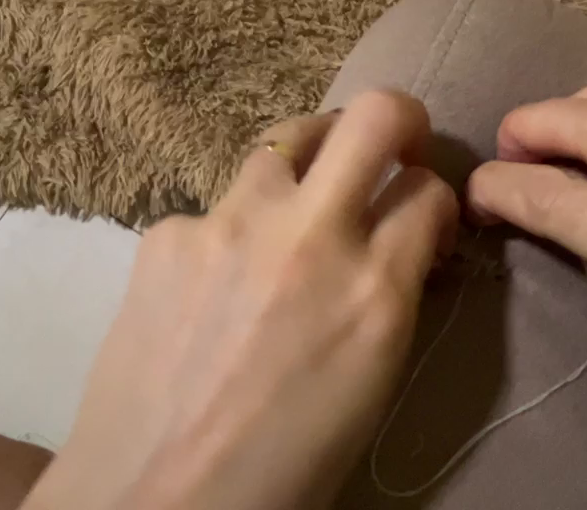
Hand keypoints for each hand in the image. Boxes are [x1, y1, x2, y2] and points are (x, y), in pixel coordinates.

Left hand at [25, 91, 458, 509]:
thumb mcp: (370, 379)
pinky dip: (231, 231)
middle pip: (371, 116)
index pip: (430, 191)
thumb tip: (399, 238)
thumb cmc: (284, 464)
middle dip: (395, 115)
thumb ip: (389, 291)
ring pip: (287, 139)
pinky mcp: (170, 230)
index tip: (420, 211)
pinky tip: (211, 284)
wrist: (154, 502)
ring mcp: (231, 223)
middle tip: (388, 140)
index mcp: (373, 292)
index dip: (433, 197)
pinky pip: (217, 207)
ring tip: (294, 202)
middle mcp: (307, 236)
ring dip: (308, 161)